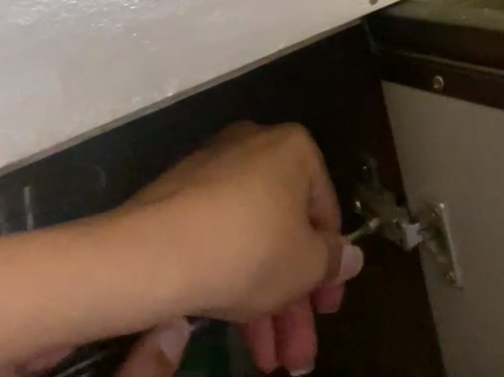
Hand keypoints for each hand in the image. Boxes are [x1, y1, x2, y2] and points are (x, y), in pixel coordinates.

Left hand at [99, 123, 363, 375]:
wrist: (153, 253)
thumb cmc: (249, 249)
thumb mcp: (305, 265)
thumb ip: (333, 261)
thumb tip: (350, 256)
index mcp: (295, 149)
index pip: (325, 212)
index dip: (330, 268)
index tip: (327, 308)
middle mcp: (255, 147)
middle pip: (285, 231)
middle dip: (293, 297)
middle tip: (296, 349)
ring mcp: (212, 171)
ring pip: (250, 239)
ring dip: (263, 300)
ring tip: (268, 359)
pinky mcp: (176, 198)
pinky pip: (217, 237)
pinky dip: (230, 276)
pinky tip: (232, 323)